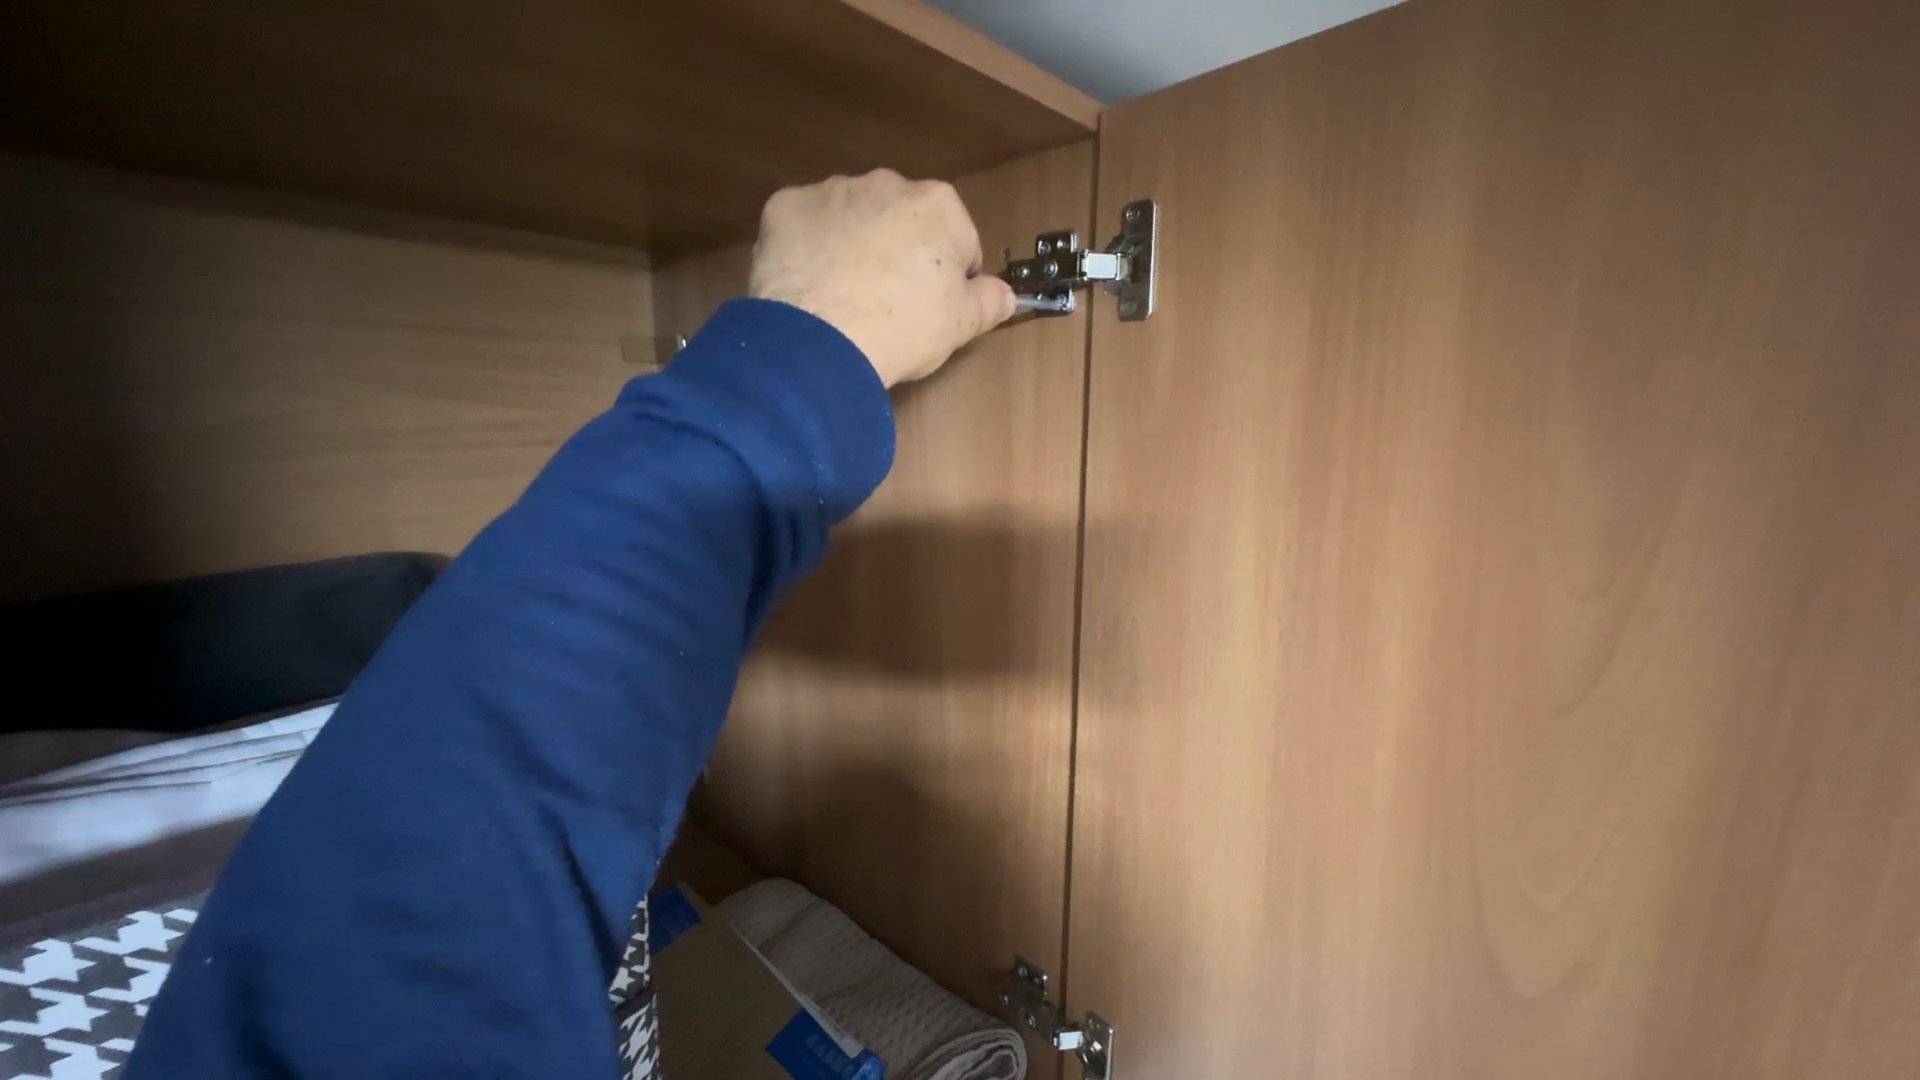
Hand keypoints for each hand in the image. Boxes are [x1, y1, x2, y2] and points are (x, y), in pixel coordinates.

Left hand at [749, 169, 1017, 386]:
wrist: (823, 340)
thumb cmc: (905, 328)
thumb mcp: (961, 325)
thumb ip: (989, 302)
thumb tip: (1006, 294)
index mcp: (939, 205)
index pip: (958, 240)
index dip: (951, 277)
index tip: (936, 308)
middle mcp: (887, 182)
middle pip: (903, 221)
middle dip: (900, 254)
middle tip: (890, 306)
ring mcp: (832, 191)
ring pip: (852, 218)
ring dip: (854, 247)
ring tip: (845, 300)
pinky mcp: (785, 207)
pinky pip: (805, 227)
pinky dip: (809, 250)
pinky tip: (810, 288)